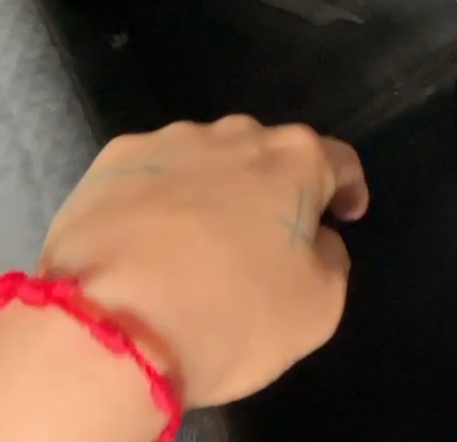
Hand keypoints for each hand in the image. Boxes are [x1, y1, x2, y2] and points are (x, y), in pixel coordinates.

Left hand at [37, 116, 369, 407]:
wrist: (108, 323)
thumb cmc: (230, 311)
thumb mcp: (317, 308)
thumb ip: (332, 260)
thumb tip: (317, 240)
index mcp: (295, 158)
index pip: (339, 160)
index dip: (347, 188)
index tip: (345, 214)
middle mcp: (237, 133)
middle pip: (269, 156)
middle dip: (274, 190)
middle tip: (264, 240)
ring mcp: (171, 140)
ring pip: (208, 160)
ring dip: (214, 190)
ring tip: (196, 243)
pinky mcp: (114, 160)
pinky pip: (153, 174)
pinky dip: (160, 198)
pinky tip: (146, 240)